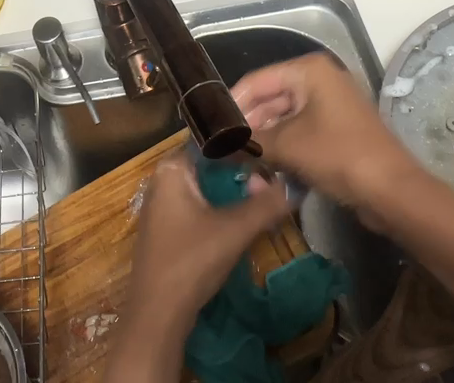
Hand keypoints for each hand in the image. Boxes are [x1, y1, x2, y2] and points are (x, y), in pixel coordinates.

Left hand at [120, 153, 292, 340]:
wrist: (157, 311)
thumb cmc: (192, 260)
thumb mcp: (234, 230)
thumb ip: (265, 206)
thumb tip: (295, 185)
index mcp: (172, 169)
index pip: (210, 143)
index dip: (241, 148)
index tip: (269, 157)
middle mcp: (162, 180)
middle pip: (208, 167)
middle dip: (239, 174)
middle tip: (271, 182)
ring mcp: (162, 205)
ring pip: (204, 189)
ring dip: (231, 195)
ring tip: (263, 199)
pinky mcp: (166, 229)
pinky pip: (197, 207)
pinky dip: (218, 210)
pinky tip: (240, 222)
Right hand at [230, 53, 424, 225]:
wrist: (394, 193)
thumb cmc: (338, 156)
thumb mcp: (286, 146)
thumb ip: (248, 142)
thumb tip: (216, 145)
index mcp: (309, 71)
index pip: (257, 81)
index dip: (231, 105)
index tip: (210, 128)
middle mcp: (320, 81)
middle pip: (270, 99)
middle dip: (248, 126)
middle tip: (222, 149)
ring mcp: (331, 106)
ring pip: (284, 119)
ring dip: (263, 141)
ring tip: (239, 163)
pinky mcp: (338, 131)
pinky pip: (301, 134)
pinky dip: (283, 149)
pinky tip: (265, 170)